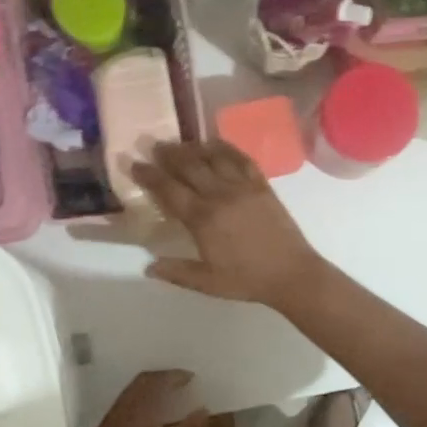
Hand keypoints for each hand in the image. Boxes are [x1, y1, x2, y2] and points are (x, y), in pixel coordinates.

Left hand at [81, 370, 209, 426]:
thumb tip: (203, 410)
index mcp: (138, 411)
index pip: (155, 381)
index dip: (174, 376)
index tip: (191, 377)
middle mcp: (120, 410)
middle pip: (139, 384)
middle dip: (160, 380)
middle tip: (180, 384)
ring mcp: (108, 422)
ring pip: (129, 395)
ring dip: (148, 392)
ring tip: (169, 400)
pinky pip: (123, 408)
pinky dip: (138, 405)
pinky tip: (150, 421)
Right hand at [134, 141, 327, 306]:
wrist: (291, 274)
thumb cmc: (247, 280)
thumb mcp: (208, 283)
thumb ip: (177, 272)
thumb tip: (148, 266)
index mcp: (203, 219)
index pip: (169, 190)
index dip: (149, 176)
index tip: (134, 164)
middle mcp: (220, 195)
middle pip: (189, 166)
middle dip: (168, 154)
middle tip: (154, 145)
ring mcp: (243, 187)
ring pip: (213, 157)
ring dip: (194, 147)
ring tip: (180, 143)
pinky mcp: (262, 185)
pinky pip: (241, 159)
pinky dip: (226, 148)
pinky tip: (216, 144)